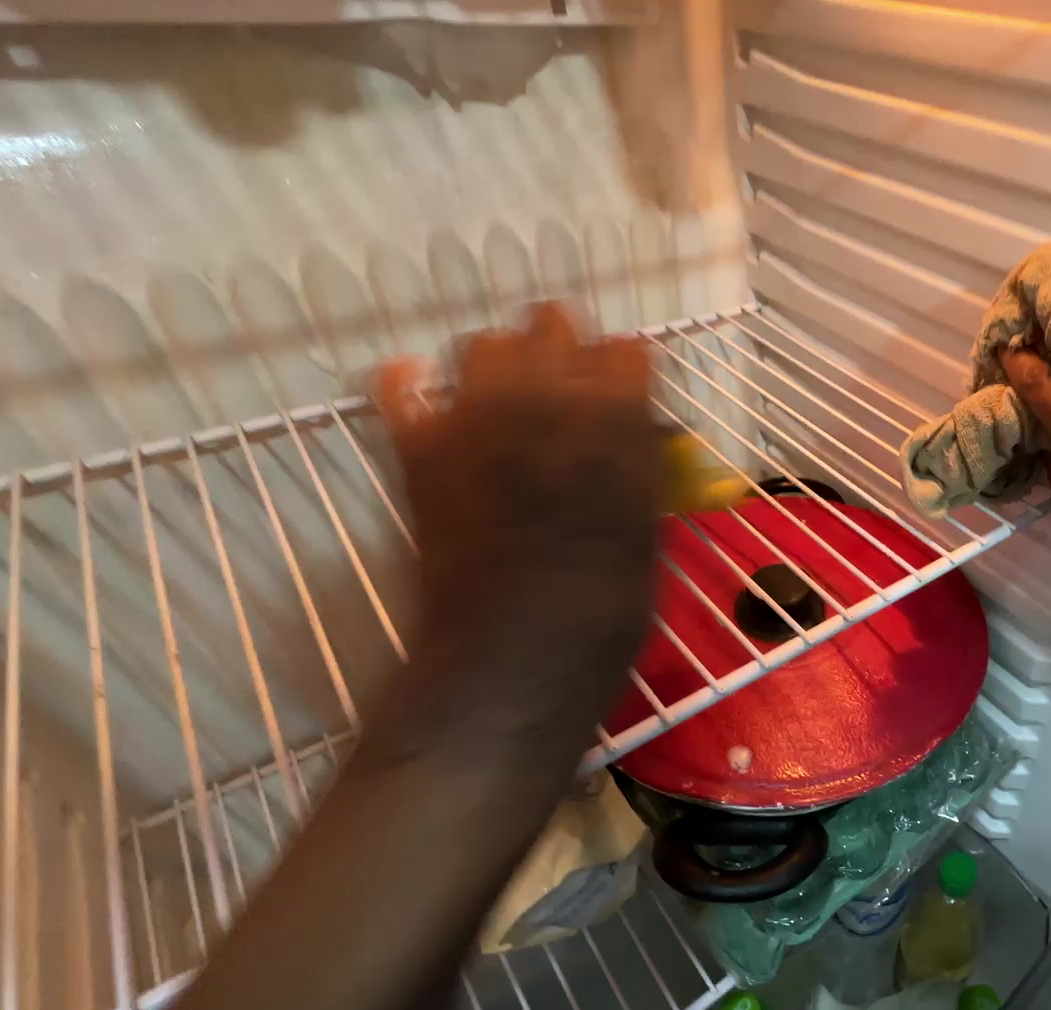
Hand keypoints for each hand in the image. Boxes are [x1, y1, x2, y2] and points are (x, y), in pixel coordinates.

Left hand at [370, 303, 659, 758]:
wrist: (523, 645)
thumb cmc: (611, 594)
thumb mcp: (649, 515)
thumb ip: (636, 456)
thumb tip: (628, 430)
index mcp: (616, 413)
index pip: (626, 350)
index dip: (626, 370)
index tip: (626, 392)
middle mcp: (546, 393)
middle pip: (553, 323)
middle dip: (566, 347)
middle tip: (570, 386)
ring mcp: (474, 413)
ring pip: (483, 343)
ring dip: (502, 363)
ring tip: (509, 397)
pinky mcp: (420, 444)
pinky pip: (400, 385)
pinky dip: (412, 383)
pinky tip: (426, 393)